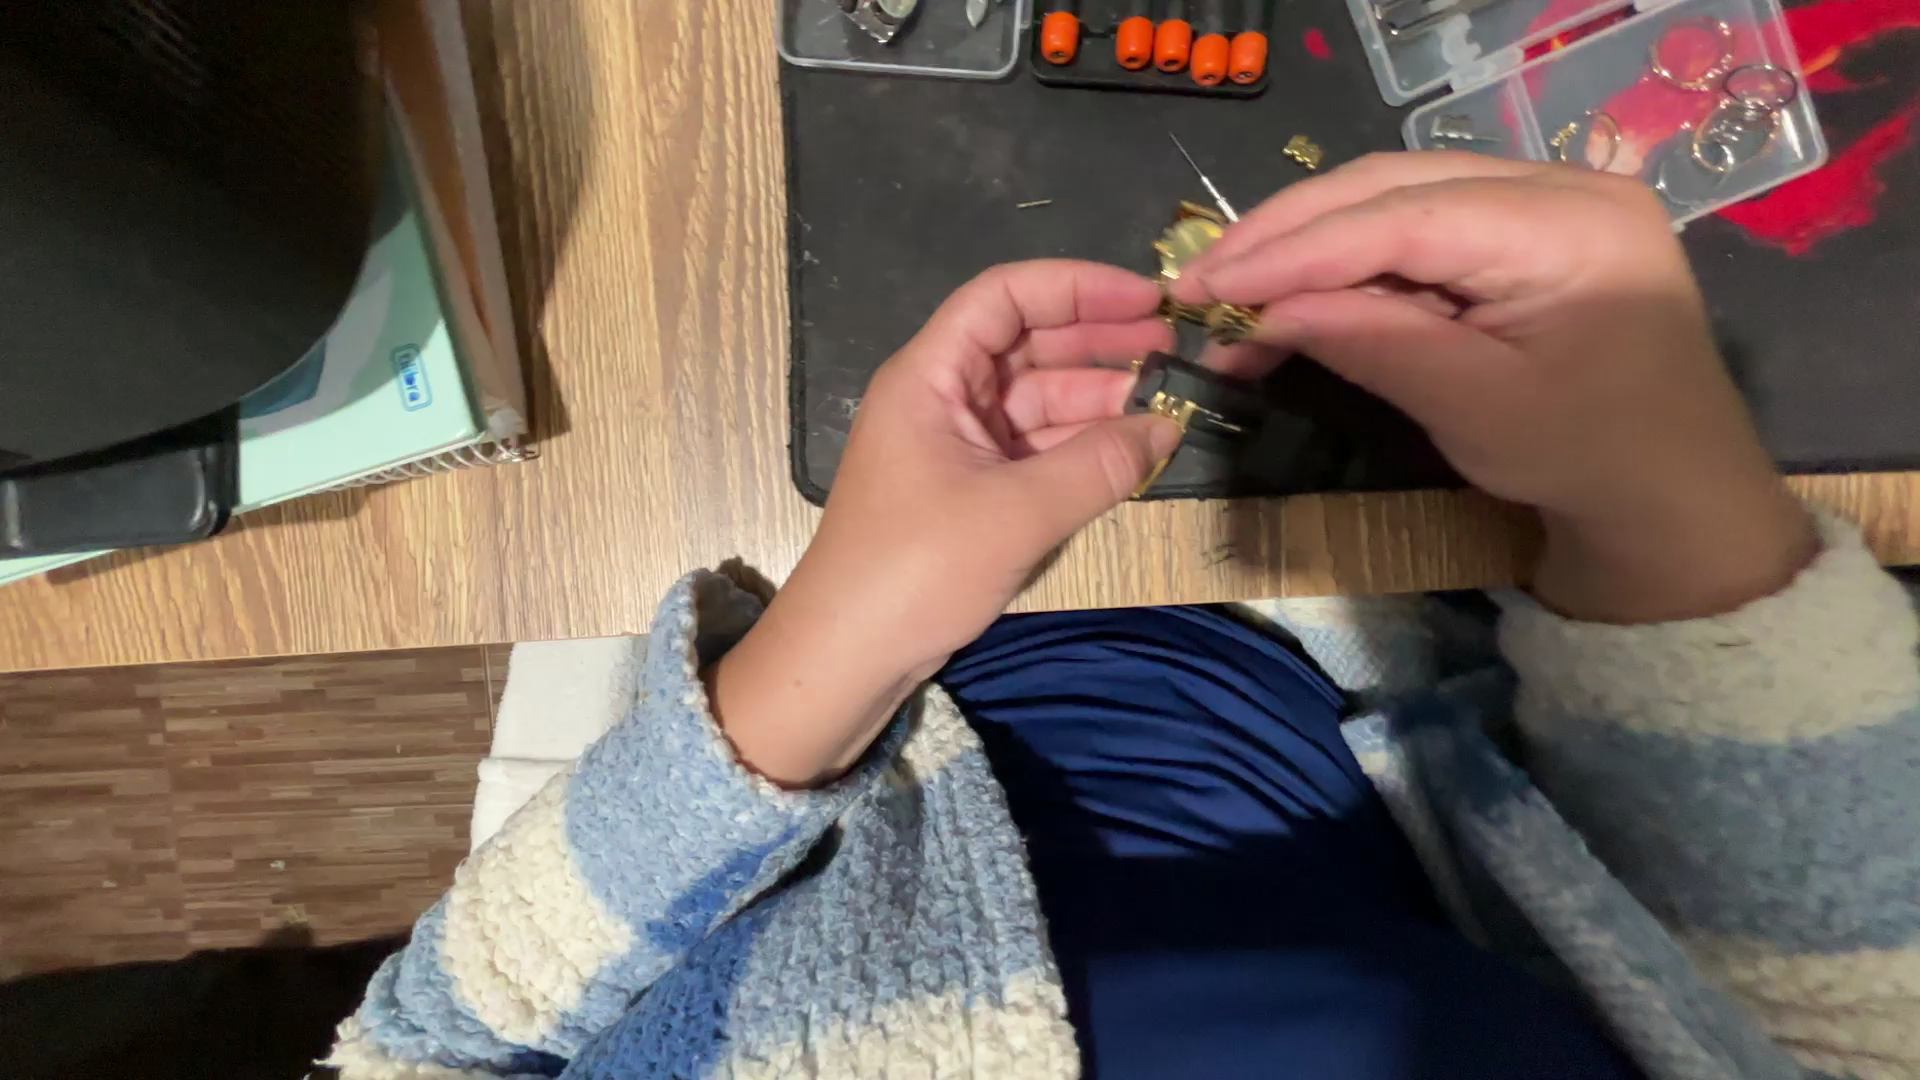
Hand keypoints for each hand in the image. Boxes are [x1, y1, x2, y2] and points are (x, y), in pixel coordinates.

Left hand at [709, 260, 1179, 785]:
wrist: (849, 655)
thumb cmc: (916, 570)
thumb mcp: (1014, 514)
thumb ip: (1096, 465)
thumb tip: (1168, 427)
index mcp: (930, 376)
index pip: (1005, 297)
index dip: (1078, 286)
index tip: (1147, 300)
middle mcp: (942, 399)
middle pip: (1026, 346)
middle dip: (1098, 344)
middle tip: (1174, 351)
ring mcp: (956, 447)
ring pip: (1035, 404)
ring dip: (1095, 403)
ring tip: (1165, 405)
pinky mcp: (969, 492)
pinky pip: (1032, 453)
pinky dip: (1077, 451)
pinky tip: (1129, 454)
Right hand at [1169, 152, 1814, 622]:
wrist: (1658, 485)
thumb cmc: (1581, 453)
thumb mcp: (1472, 405)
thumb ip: (1372, 343)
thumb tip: (1266, 314)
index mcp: (1564, 226)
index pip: (1400, 218)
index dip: (1294, 251)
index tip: (1208, 287)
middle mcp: (1548, 188)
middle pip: (1384, 186)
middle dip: (1281, 233)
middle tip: (1200, 281)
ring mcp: (1523, 207)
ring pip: (1380, 201)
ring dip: (1294, 246)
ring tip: (1225, 292)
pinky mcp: (1496, 241)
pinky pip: (1396, 237)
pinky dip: (1328, 268)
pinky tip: (1282, 301)